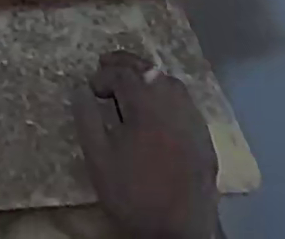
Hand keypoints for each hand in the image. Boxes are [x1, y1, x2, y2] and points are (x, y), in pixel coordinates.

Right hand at [72, 51, 218, 238]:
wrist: (177, 237)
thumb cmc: (133, 195)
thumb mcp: (97, 157)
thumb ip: (86, 117)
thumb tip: (79, 88)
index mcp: (146, 107)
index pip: (122, 74)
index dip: (103, 76)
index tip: (91, 89)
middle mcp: (173, 107)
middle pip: (149, 70)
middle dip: (126, 64)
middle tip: (106, 64)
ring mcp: (193, 123)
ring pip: (171, 83)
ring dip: (149, 76)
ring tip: (132, 82)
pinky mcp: (205, 141)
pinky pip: (187, 104)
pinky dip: (169, 95)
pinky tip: (158, 108)